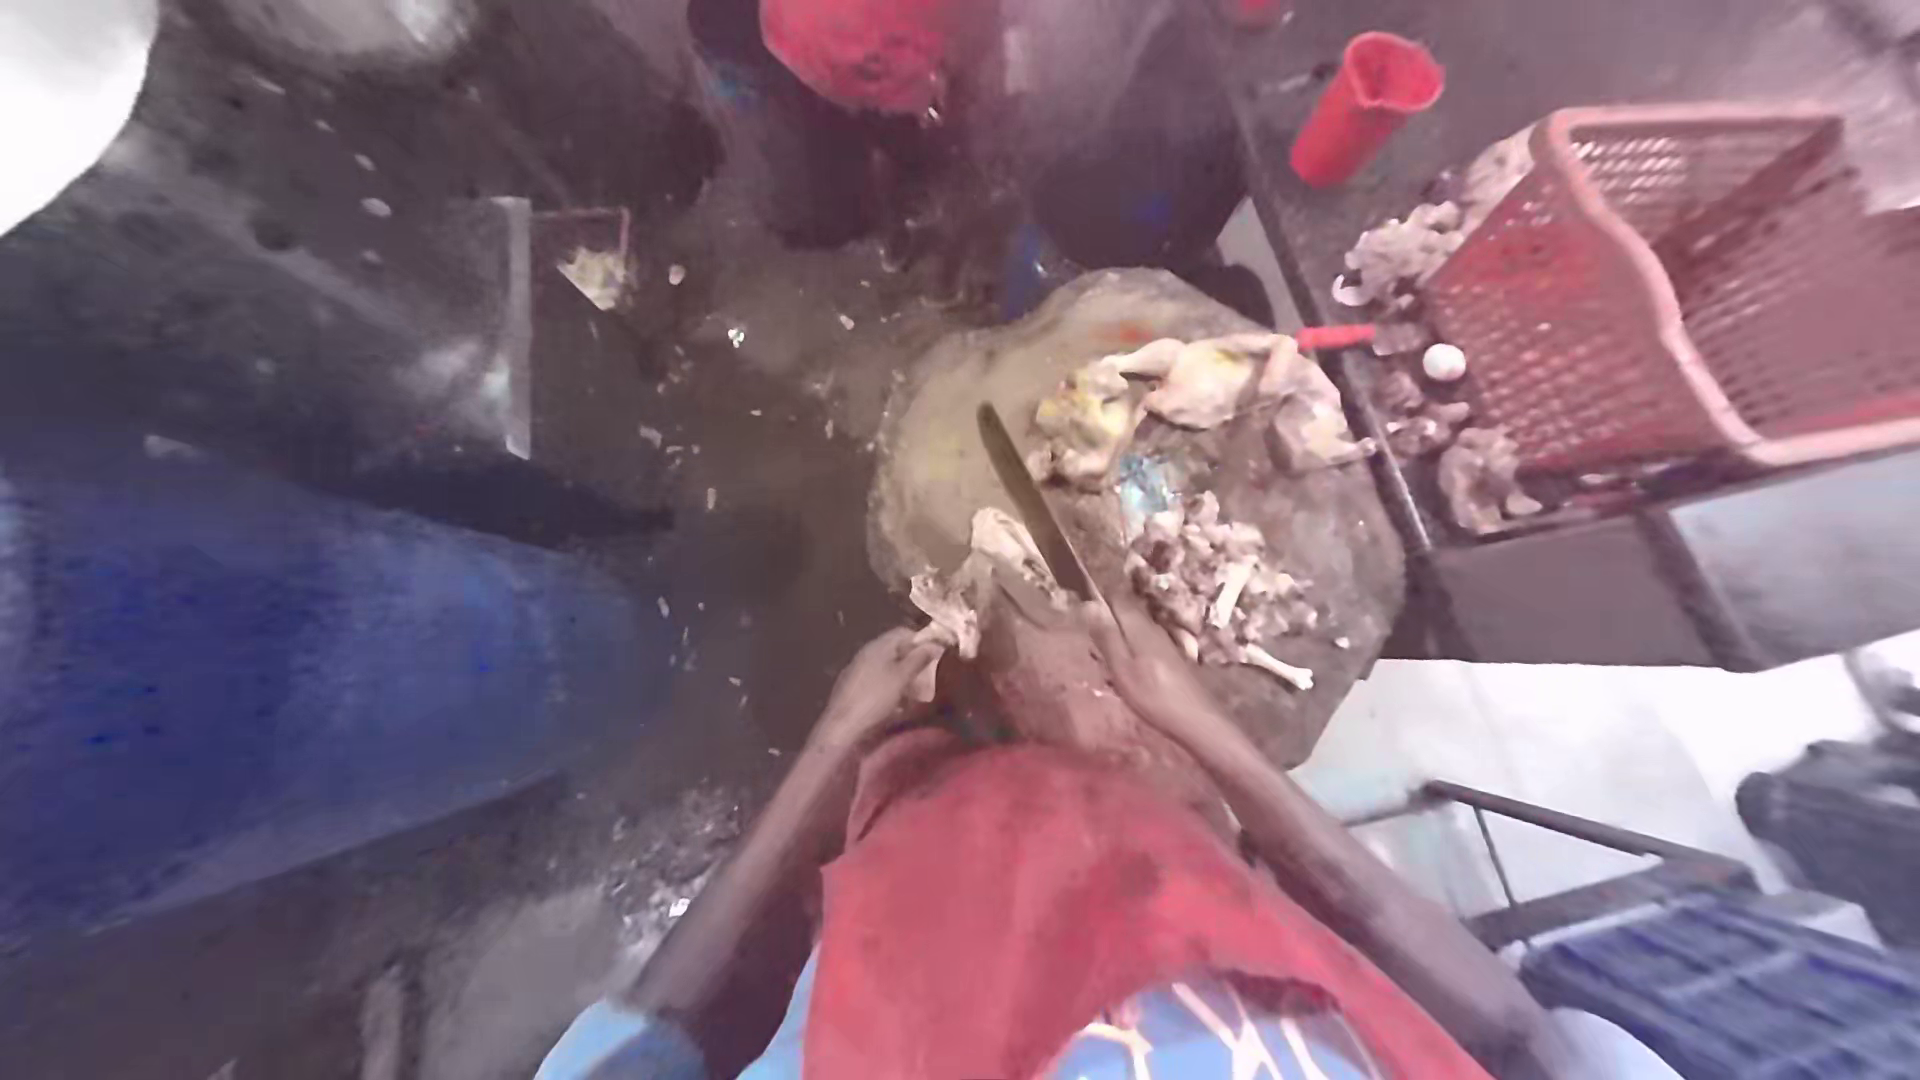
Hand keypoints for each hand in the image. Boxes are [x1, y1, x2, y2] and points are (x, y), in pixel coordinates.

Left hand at [811, 628, 945, 750]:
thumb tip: (935, 643)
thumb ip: (919, 658)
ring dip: (904, 679)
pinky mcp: (854, 688)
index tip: (935, 656)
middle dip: (914, 663)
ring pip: (888, 668)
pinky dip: (891, 689)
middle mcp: (866, 653)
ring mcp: (858, 670)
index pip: (903, 632)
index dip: (922, 641)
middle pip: (896, 651)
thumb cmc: (875, 698)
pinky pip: (878, 682)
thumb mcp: (902, 677)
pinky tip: (898, 705)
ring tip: (916, 696)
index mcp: (878, 646)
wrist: (842, 727)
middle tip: (927, 679)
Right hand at [1082, 598, 1239, 752]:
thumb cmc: (1152, 695)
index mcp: (1139, 625)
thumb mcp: (1121, 667)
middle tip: (1093, 645)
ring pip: (1134, 629)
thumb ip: (1106, 636)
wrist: (1198, 719)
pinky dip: (1131, 651)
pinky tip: (1127, 672)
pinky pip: (1143, 643)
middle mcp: (1154, 626)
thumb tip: (1089, 603)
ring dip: (1118, 638)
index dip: (1099, 599)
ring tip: (1106, 662)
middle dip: (1107, 621)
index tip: (1084, 613)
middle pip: (1125, 612)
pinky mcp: (1172, 656)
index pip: (1116, 597)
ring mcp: (1165, 641)